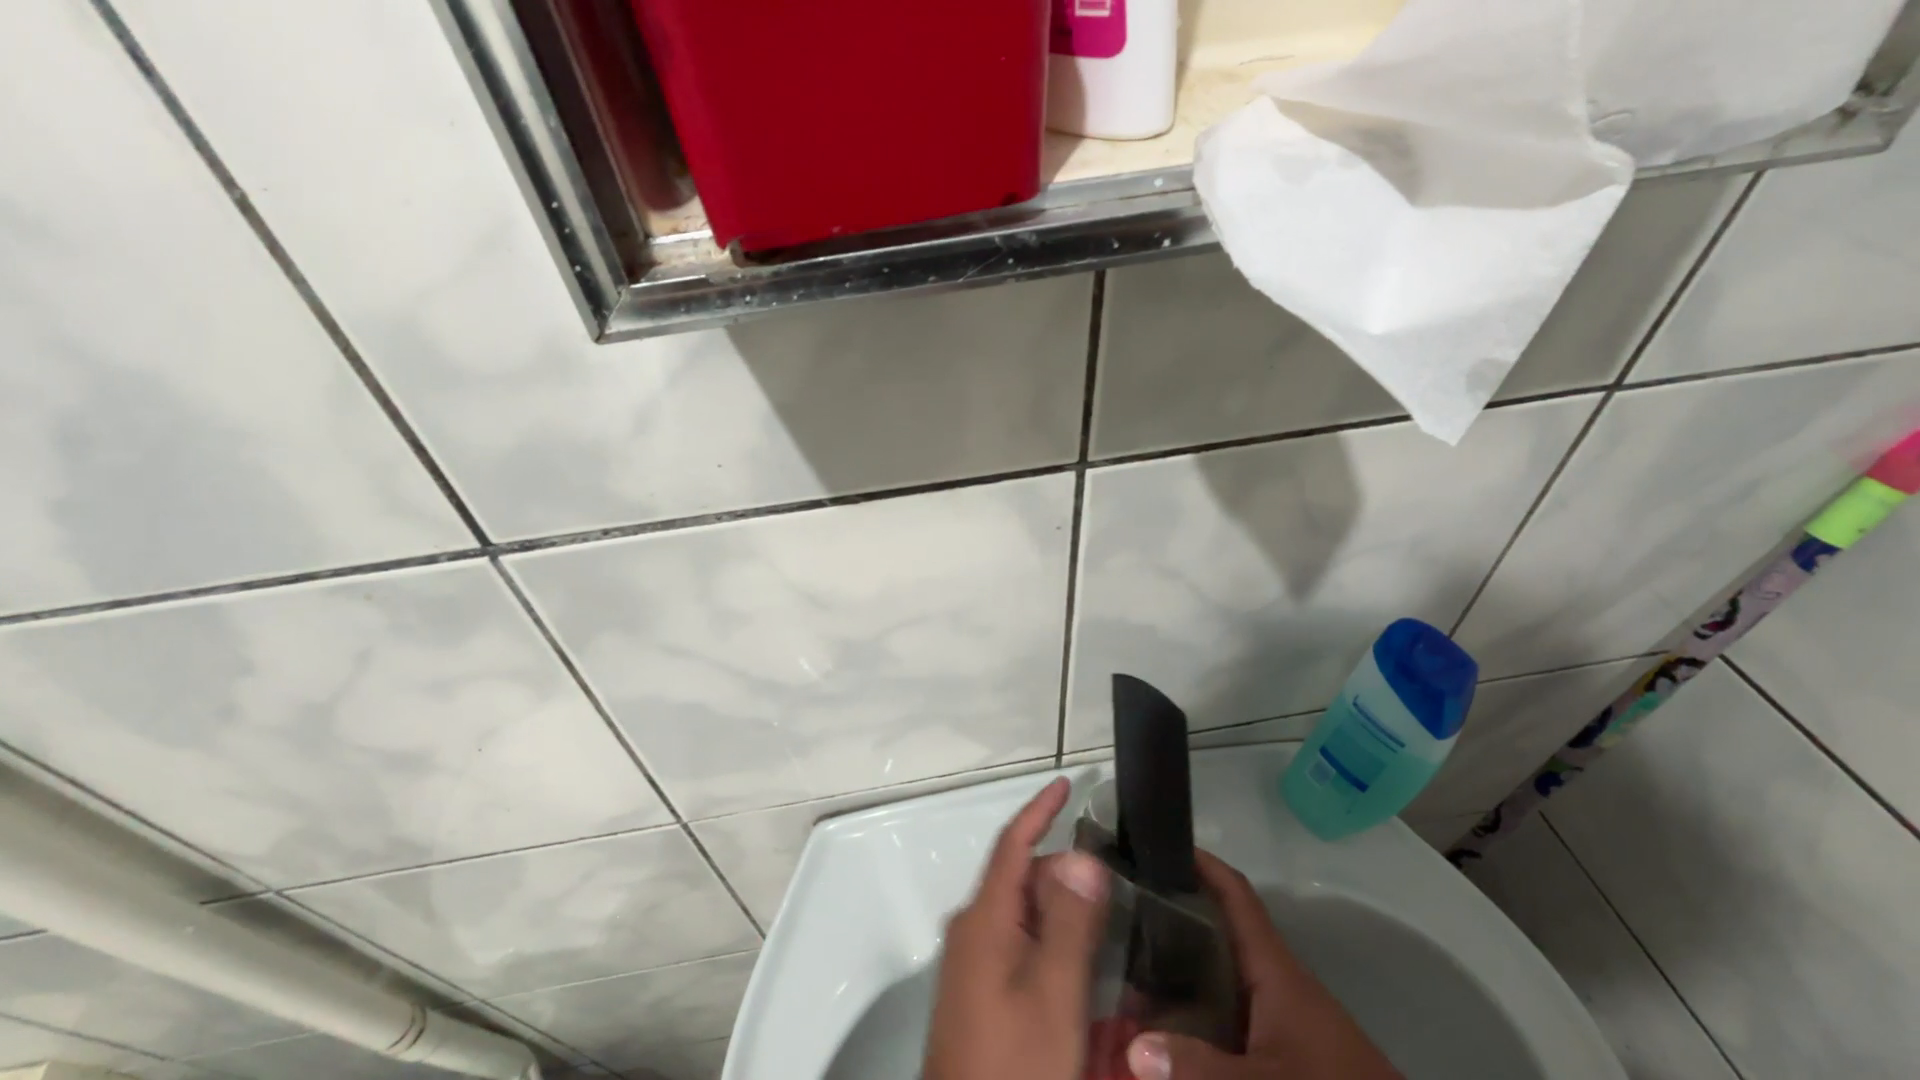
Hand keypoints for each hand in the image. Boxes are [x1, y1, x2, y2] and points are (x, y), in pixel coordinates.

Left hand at [924, 777, 1110, 1079]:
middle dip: (1064, 870)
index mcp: (984, 919)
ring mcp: (971, 963)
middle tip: (1117, 881)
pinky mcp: (977, 991)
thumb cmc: (1014, 1060)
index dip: (1039, 809)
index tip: (1067, 781)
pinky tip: (1081, 963)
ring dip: (1061, 908)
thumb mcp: (1054, 993)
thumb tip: (1081, 855)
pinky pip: (1017, 943)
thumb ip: (1070, 923)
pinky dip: (1050, 937)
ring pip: (1022, 914)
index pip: (1012, 845)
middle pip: (1021, 879)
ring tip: (1109, 921)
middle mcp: (971, 931)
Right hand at [1127, 852, 1401, 1079]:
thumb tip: (1133, 1047)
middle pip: (1221, 932)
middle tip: (1125, 915)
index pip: (1237, 897)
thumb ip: (1200, 1066)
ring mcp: (1282, 1014)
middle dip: (1175, 919)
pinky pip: (1230, 1010)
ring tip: (1133, 966)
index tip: (1161, 845)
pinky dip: (1198, 1006)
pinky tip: (1170, 1023)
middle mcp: (1277, 982)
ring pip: (1223, 974)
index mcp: (1276, 970)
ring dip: (1183, 967)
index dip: (1203, 865)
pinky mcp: (1286, 1043)